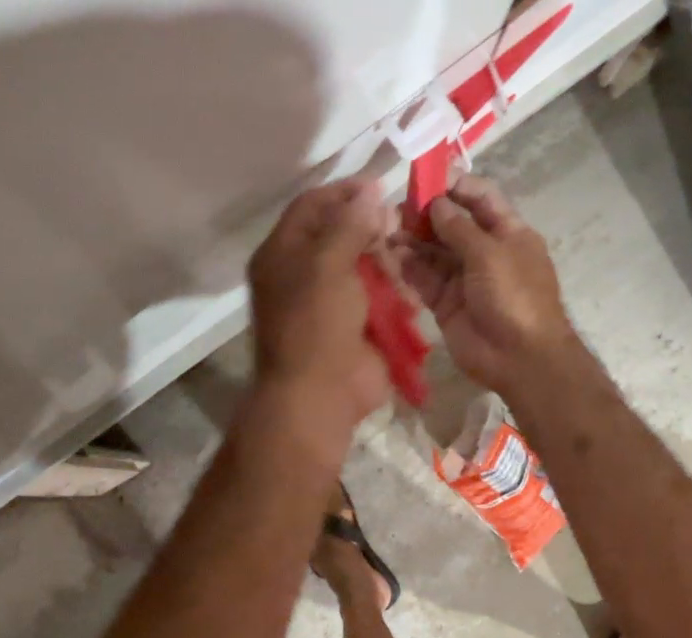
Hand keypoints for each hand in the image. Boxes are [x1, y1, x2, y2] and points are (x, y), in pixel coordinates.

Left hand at [247, 178, 392, 430]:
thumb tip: (370, 193)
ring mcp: (334, 303)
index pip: (312, 207)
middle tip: (397, 232)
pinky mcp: (359, 327)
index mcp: (283, 254)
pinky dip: (397, 295)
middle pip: (343, 235)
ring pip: (367, 267)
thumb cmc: (315, 325)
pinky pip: (382, 300)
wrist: (321, 395)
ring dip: (388, 265)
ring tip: (403, 269)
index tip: (380, 187)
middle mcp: (305, 274)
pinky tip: (409, 296)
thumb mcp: (327, 265)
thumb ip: (348, 226)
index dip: (343, 193)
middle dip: (372, 232)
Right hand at [395, 176, 583, 397]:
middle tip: (396, 208)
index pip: (480, 198)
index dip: (454, 185)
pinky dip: (408, 267)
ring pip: (433, 251)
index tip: (425, 178)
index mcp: (508, 232)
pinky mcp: (446, 304)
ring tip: (387, 229)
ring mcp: (464, 279)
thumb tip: (436, 204)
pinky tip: (391, 253)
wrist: (520, 358)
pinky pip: (424, 279)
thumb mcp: (490, 253)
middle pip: (452, 223)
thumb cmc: (514, 296)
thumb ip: (459, 227)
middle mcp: (485, 252)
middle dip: (425, 213)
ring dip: (411, 239)